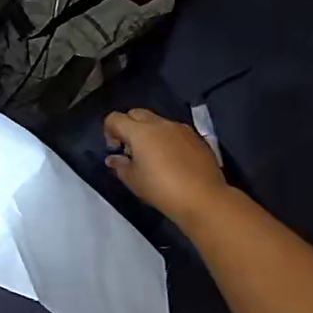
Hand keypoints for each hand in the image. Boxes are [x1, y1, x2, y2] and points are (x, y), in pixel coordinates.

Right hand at [103, 109, 233, 225]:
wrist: (204, 198)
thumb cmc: (162, 190)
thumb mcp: (134, 181)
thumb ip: (120, 165)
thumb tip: (113, 158)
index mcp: (140, 132)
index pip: (115, 118)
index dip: (109, 131)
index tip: (115, 149)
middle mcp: (160, 124)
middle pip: (136, 114)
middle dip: (128, 126)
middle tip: (130, 150)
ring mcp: (181, 128)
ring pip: (157, 121)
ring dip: (149, 132)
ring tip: (152, 156)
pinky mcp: (196, 137)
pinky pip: (175, 131)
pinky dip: (167, 139)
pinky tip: (172, 160)